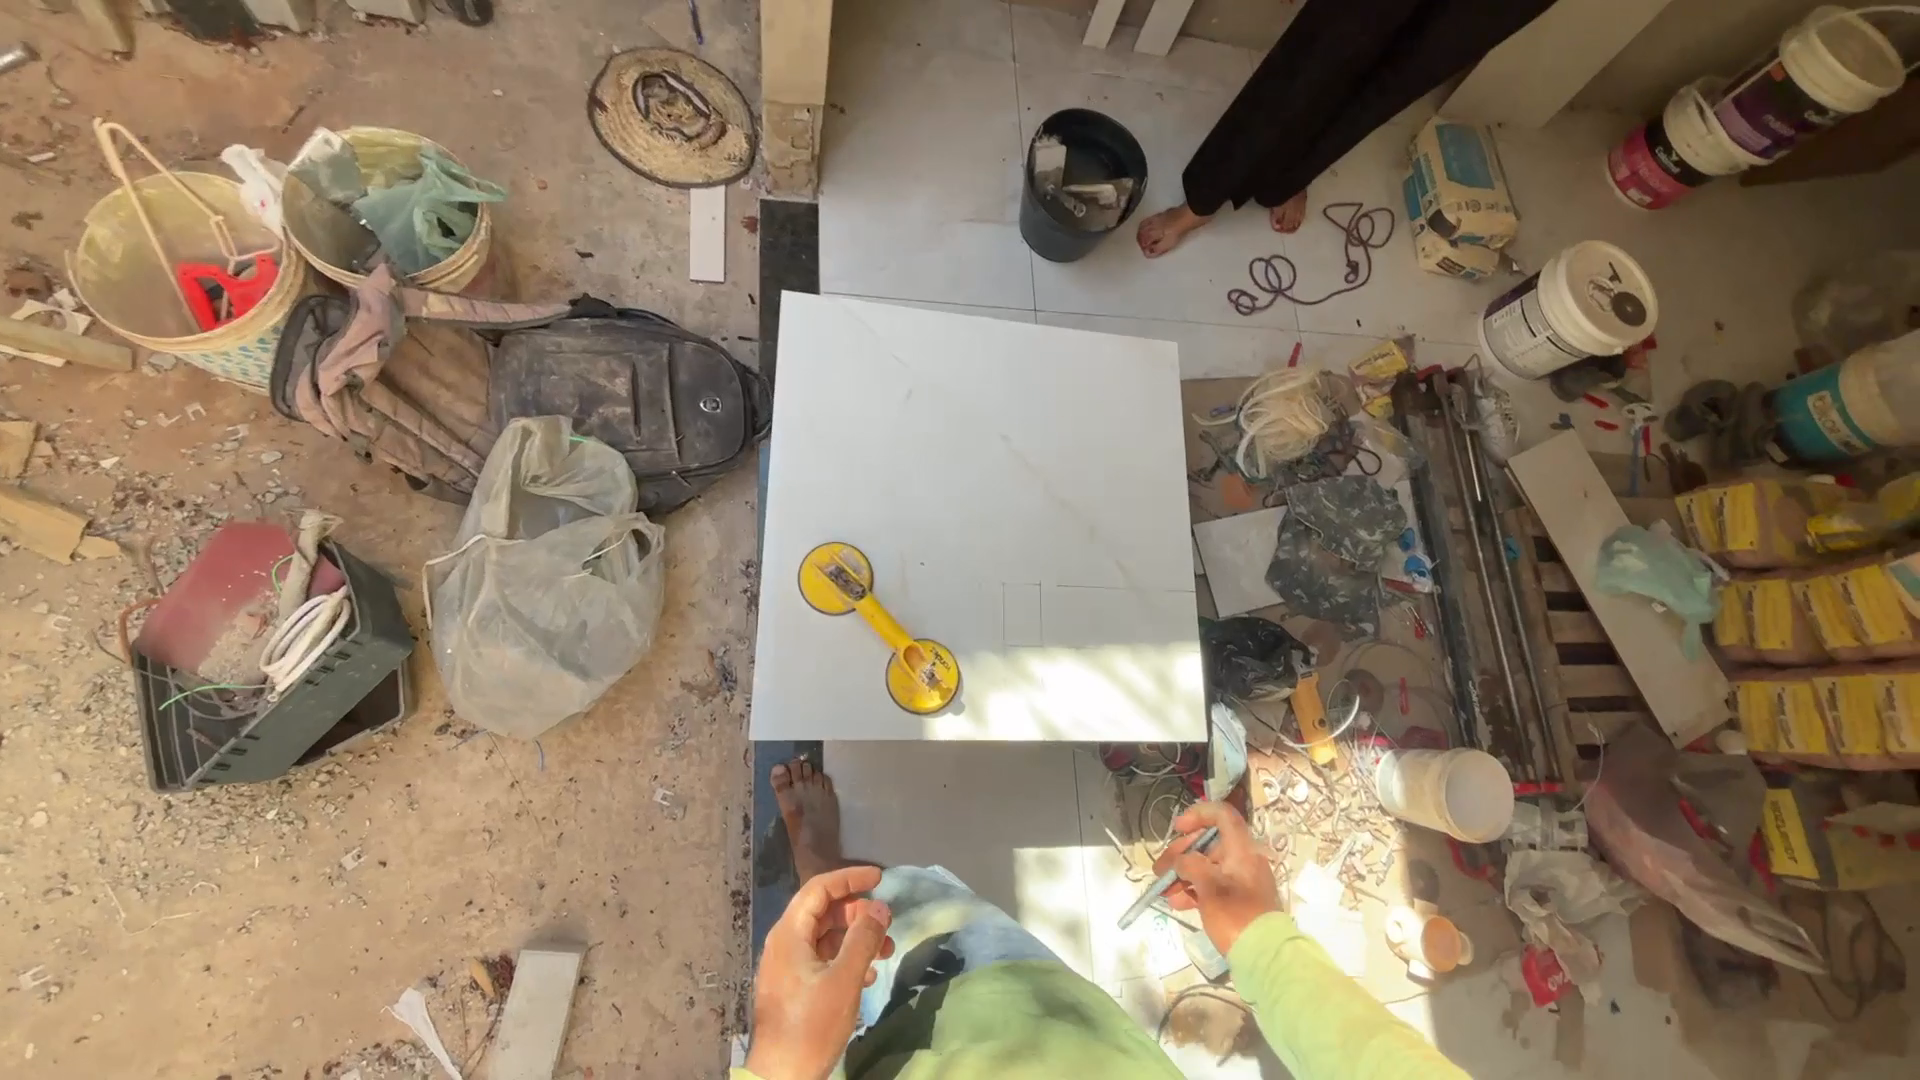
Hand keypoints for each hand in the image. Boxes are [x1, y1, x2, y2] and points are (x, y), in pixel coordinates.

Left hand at [745, 866, 895, 1079]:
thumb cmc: (811, 1026)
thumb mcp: (844, 980)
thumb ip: (863, 939)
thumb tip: (880, 907)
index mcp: (790, 933)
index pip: (820, 888)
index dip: (850, 878)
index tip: (879, 878)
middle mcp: (786, 942)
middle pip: (824, 911)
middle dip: (859, 912)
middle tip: (887, 923)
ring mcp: (789, 965)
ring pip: (827, 936)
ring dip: (857, 937)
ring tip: (887, 951)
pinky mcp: (795, 986)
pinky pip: (824, 958)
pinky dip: (847, 958)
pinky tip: (868, 975)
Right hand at [1156, 801, 1278, 955]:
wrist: (1265, 957)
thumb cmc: (1236, 914)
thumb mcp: (1208, 885)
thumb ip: (1189, 864)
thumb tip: (1180, 861)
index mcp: (1242, 849)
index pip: (1222, 815)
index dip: (1197, 815)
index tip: (1178, 829)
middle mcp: (1244, 859)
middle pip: (1208, 843)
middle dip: (1180, 853)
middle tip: (1160, 868)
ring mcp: (1241, 881)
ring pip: (1207, 866)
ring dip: (1183, 873)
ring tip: (1164, 889)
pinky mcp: (1238, 901)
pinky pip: (1212, 885)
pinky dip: (1194, 889)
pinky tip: (1177, 902)